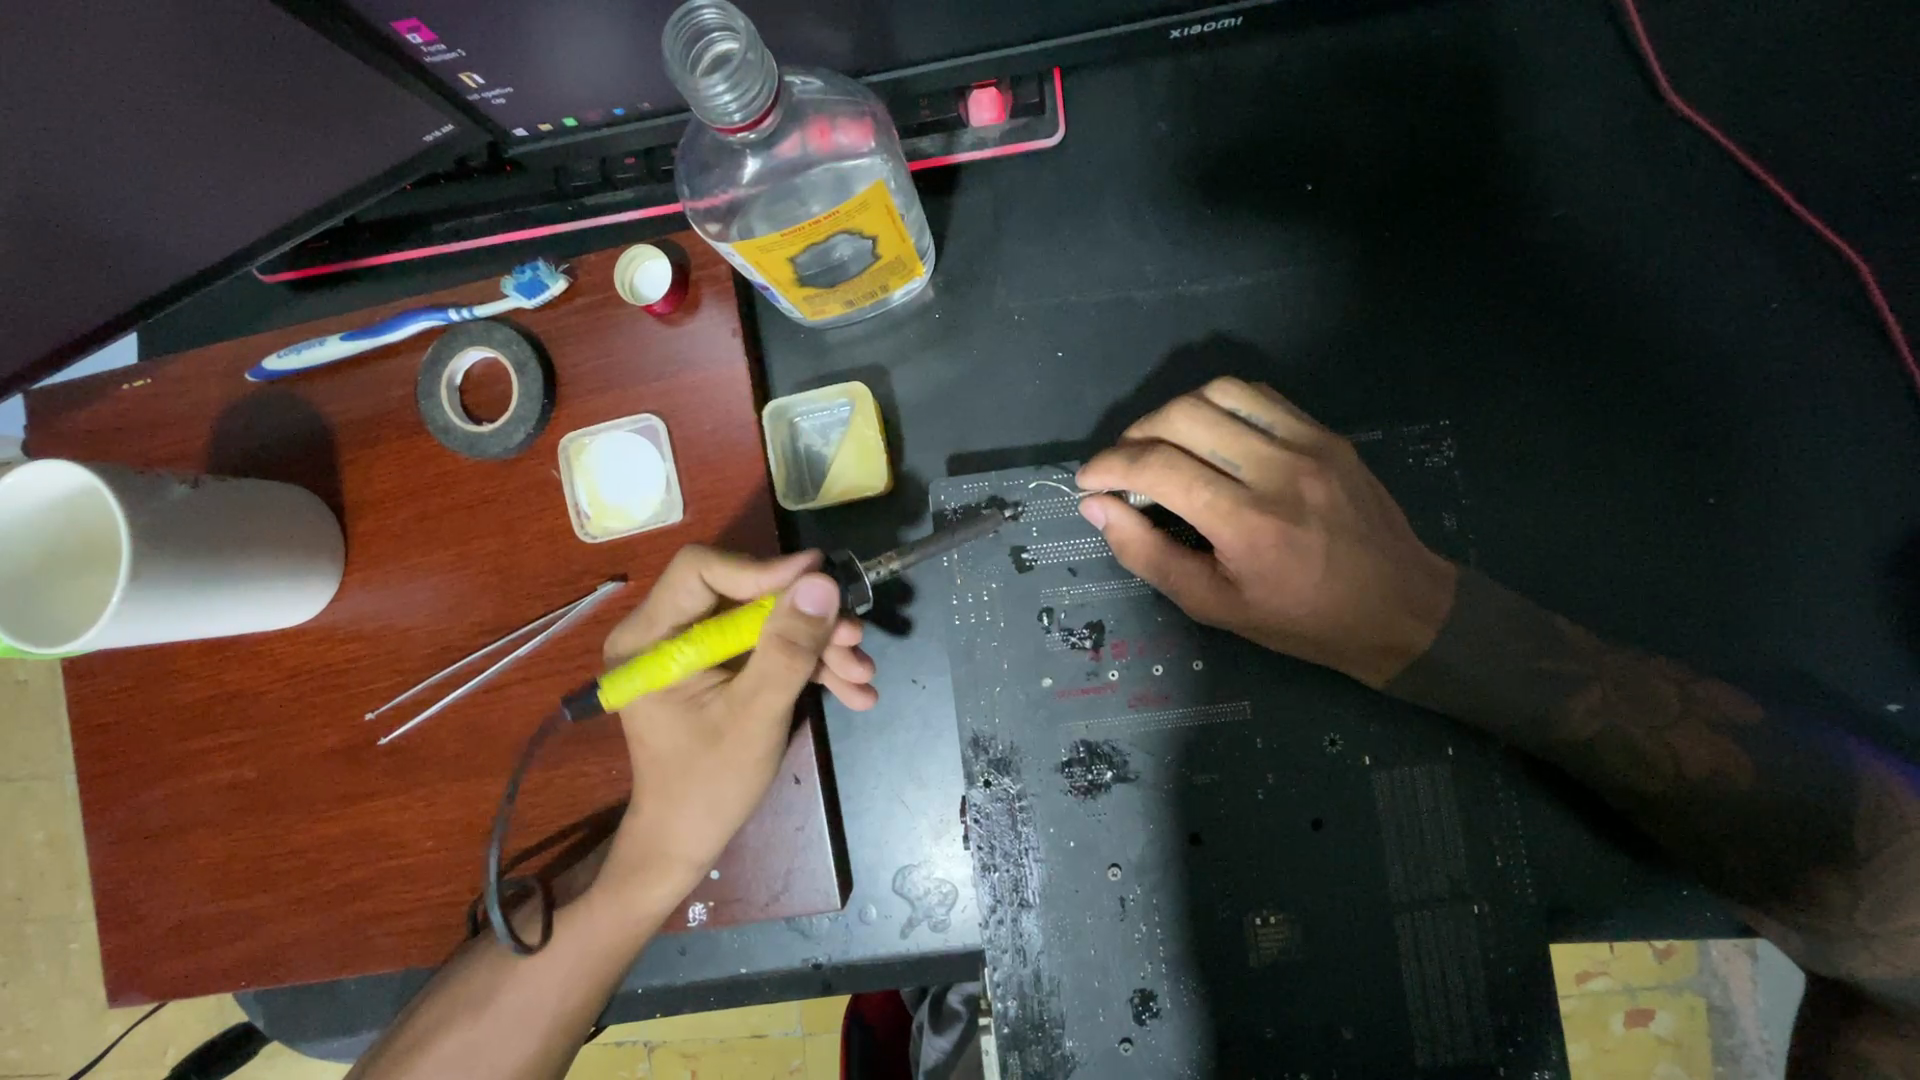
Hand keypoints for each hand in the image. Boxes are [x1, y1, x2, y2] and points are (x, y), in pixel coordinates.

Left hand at [592, 547, 874, 904]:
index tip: (821, 579)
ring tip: (863, 675)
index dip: (764, 569)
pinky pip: (771, 650)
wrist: (688, 840)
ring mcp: (700, 651)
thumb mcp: (755, 714)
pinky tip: (854, 691)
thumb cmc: (707, 784)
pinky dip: (811, 667)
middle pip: (748, 597)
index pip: (703, 570)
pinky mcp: (725, 669)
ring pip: (768, 623)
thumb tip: (823, 583)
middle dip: (808, 621)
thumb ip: (788, 648)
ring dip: (820, 647)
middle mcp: (670, 633)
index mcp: (651, 637)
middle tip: (856, 638)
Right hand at [1077, 377, 1457, 686]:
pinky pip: (1257, 395)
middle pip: (1181, 417)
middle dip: (1134, 436)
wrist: (1398, 606)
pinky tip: (1208, 433)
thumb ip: (1147, 554)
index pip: (1158, 467)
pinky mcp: (1325, 433)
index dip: (1109, 466)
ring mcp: (1307, 443)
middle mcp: (1276, 470)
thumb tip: (1097, 507)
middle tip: (1121, 466)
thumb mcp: (1212, 605)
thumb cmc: (1298, 619)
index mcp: (1246, 523)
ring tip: (1160, 444)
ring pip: (1218, 392)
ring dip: (1173, 412)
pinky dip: (1217, 404)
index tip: (1088, 480)